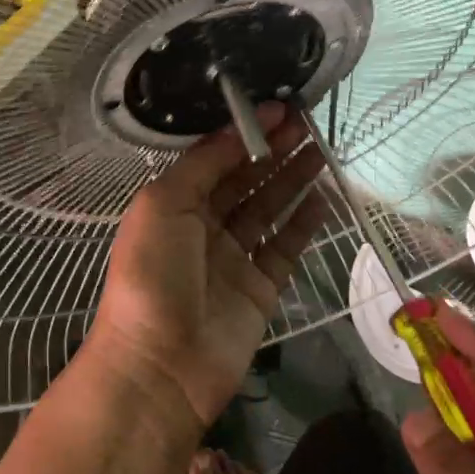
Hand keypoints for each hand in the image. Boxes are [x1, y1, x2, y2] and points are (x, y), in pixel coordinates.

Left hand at [84, 102, 327, 427]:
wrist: (159, 365)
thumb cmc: (151, 273)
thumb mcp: (164, 204)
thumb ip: (204, 164)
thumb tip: (238, 128)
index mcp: (173, 204)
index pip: (214, 158)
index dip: (244, 133)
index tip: (278, 108)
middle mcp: (203, 226)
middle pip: (244, 180)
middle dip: (273, 150)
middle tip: (306, 121)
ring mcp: (234, 258)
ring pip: (269, 209)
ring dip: (293, 178)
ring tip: (320, 147)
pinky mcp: (261, 289)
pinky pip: (285, 247)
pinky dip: (304, 223)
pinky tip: (323, 195)